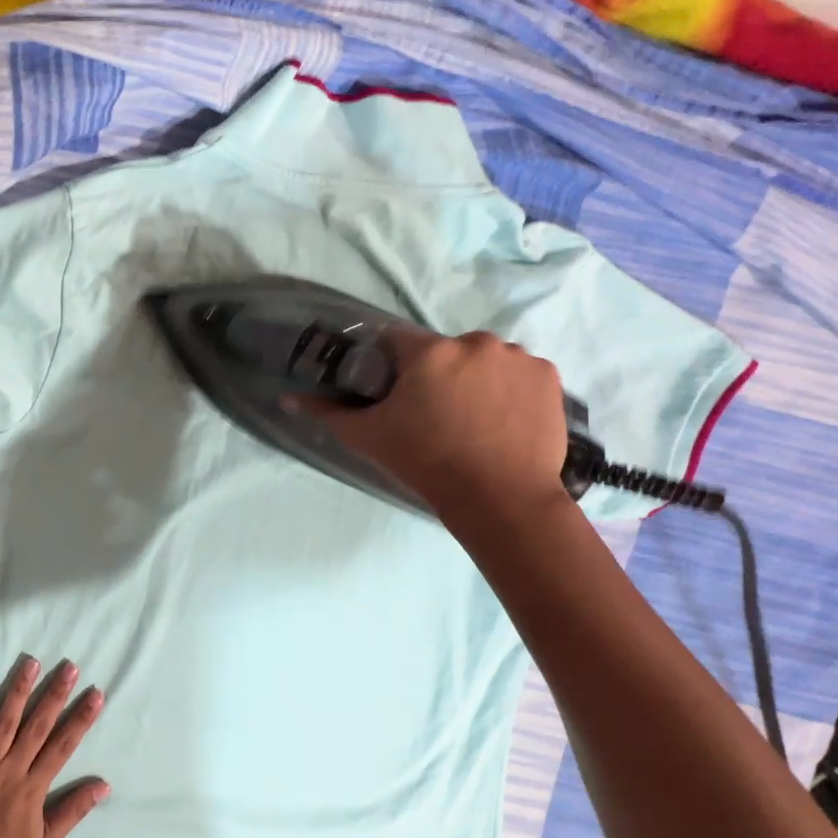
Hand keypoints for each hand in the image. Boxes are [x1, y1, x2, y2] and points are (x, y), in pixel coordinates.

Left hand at [0, 658, 108, 837]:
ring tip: (31, 663)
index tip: (95, 695)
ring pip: (5, 721)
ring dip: (19, 691)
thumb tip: (103, 785)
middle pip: (37, 726)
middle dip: (54, 695)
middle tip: (68, 668)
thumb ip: (73, 810)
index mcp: (34, 788)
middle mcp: (11, 769)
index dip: (80, 719)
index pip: (62, 746)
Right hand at [291, 329, 569, 520]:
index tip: (389, 390)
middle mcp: (476, 343)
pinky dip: (508, 390)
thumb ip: (327, 411)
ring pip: (483, 360)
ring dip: (474, 378)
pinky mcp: (550, 377)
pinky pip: (519, 374)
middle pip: (443, 350)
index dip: (387, 363)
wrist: (499, 496)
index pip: (395, 340)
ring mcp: (519, 358)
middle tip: (430, 412)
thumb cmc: (424, 461)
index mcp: (429, 351)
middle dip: (435, 373)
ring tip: (469, 419)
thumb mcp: (366, 436)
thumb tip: (287, 398)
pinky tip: (499, 420)